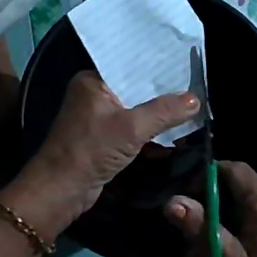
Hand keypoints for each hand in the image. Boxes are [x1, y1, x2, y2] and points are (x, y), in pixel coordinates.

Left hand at [15, 72, 197, 234]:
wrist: (60, 191)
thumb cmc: (91, 150)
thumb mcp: (132, 127)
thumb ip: (164, 111)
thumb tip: (196, 99)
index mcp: (93, 81)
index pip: (131, 66)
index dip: (159, 67)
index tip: (187, 65)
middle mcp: (94, 94)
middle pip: (136, 88)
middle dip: (164, 92)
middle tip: (196, 87)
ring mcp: (98, 117)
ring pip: (136, 109)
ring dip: (159, 113)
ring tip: (192, 106)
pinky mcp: (103, 138)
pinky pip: (133, 127)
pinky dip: (150, 129)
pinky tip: (174, 130)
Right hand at [164, 161, 256, 256]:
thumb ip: (201, 229)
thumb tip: (172, 202)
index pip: (235, 170)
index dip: (208, 176)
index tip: (186, 195)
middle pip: (237, 193)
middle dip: (210, 213)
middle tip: (189, 240)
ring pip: (243, 214)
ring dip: (220, 233)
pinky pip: (254, 227)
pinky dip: (235, 241)